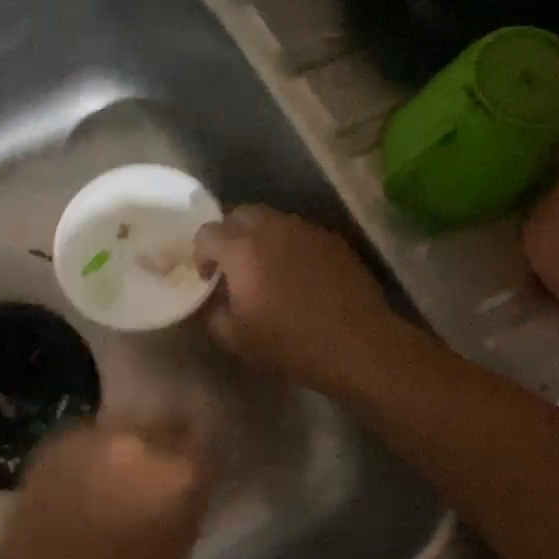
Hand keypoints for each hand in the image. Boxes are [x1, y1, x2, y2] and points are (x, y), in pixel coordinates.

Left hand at [0, 418, 216, 558]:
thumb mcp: (176, 553)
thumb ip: (190, 504)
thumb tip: (192, 479)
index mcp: (178, 473)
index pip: (207, 438)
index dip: (203, 451)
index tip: (199, 463)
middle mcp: (139, 440)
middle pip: (166, 421)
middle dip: (168, 441)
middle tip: (160, 468)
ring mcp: (96, 434)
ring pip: (127, 423)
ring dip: (131, 441)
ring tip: (119, 471)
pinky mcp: (60, 438)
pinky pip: (91, 435)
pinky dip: (95, 450)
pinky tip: (87, 477)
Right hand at [193, 206, 408, 399]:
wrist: (357, 343)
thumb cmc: (290, 342)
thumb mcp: (237, 338)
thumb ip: (212, 314)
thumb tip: (211, 301)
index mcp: (241, 249)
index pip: (207, 233)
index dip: (201, 254)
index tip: (208, 279)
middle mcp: (272, 228)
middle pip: (240, 214)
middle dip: (230, 236)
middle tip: (234, 266)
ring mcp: (306, 230)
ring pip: (272, 220)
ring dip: (261, 238)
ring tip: (267, 269)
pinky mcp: (332, 240)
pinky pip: (300, 233)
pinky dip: (290, 246)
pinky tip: (299, 275)